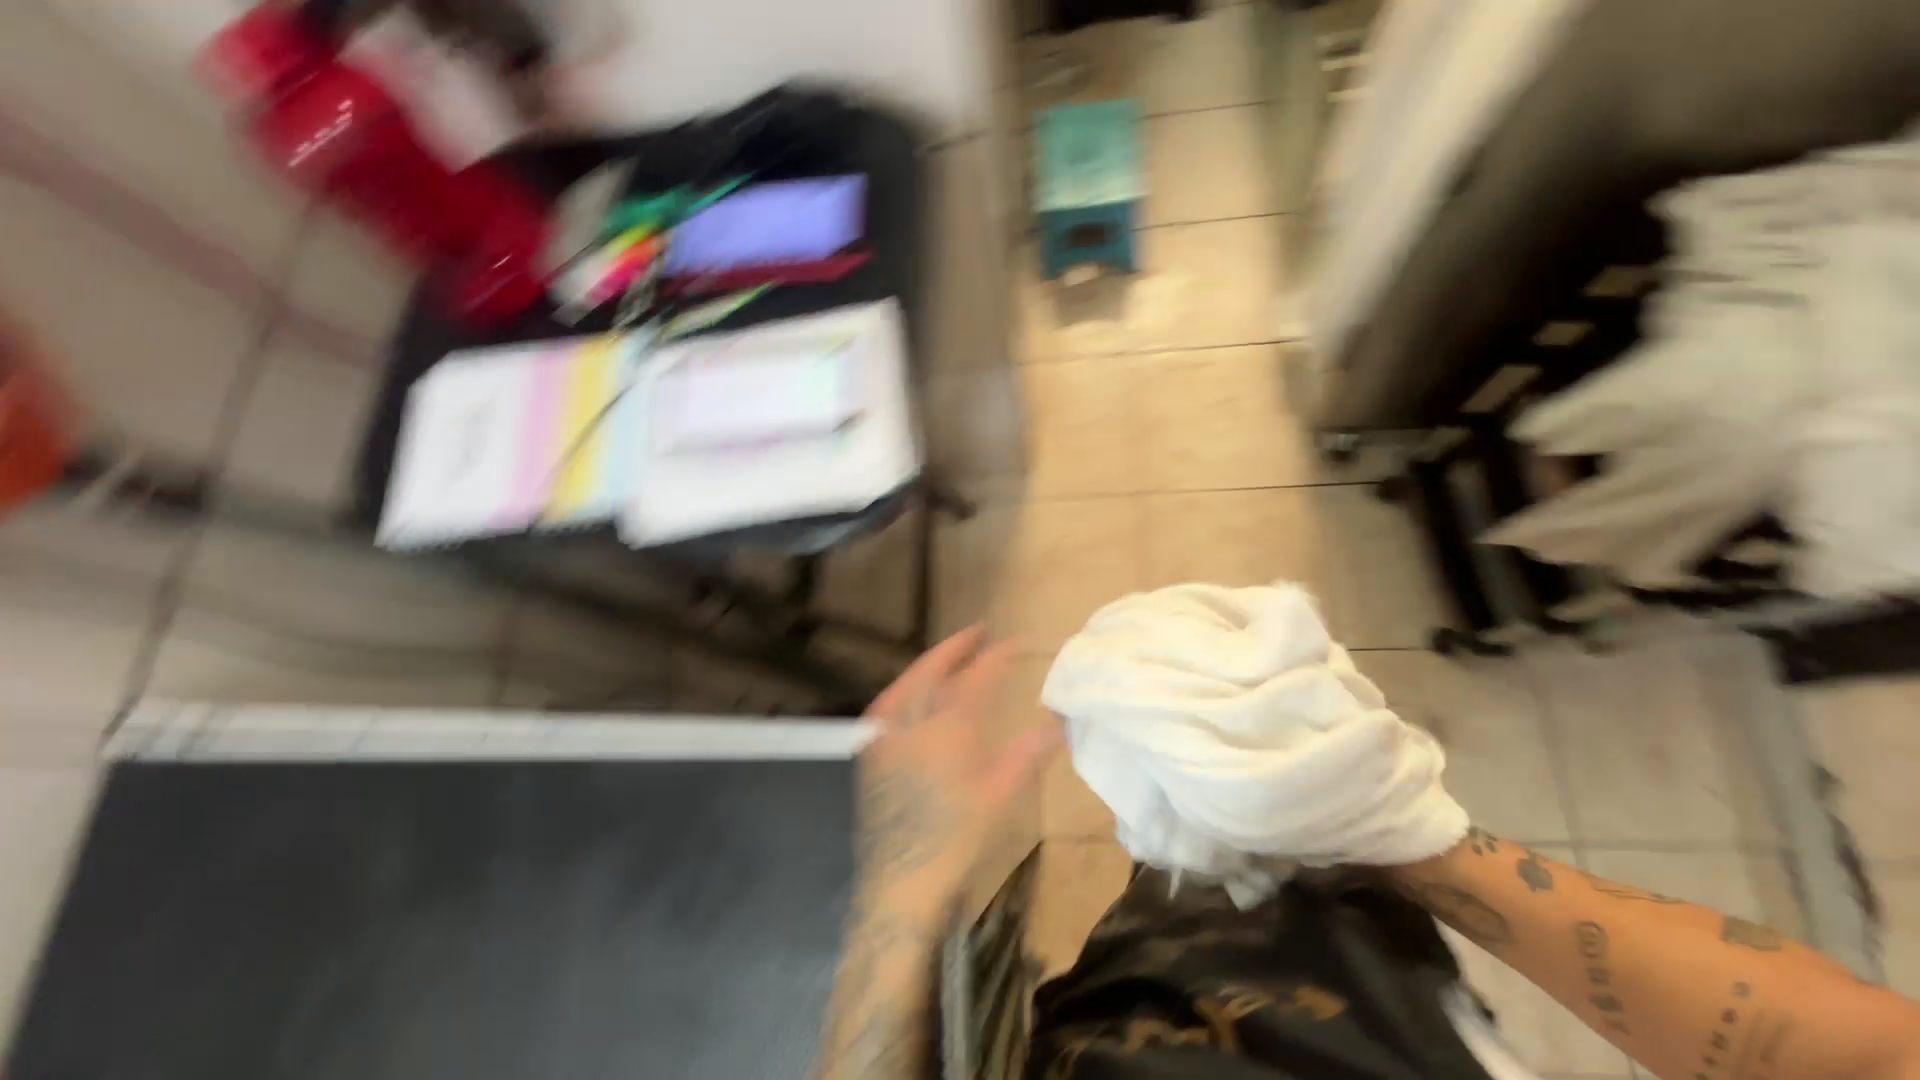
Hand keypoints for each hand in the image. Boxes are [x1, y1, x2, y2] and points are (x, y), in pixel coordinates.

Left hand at [856, 626, 1060, 918]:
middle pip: (934, 670)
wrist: (902, 878)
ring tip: (948, 658)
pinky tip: (912, 695)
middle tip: (977, 632)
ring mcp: (886, 736)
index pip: (977, 678)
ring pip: (906, 684)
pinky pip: (886, 707)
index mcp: (950, 728)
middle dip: (956, 648)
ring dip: (929, 664)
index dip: (997, 657)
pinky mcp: (871, 754)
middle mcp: (913, 721)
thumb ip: (1027, 755)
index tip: (1014, 643)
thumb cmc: (958, 838)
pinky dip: (903, 689)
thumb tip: (1058, 726)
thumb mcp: (1000, 797)